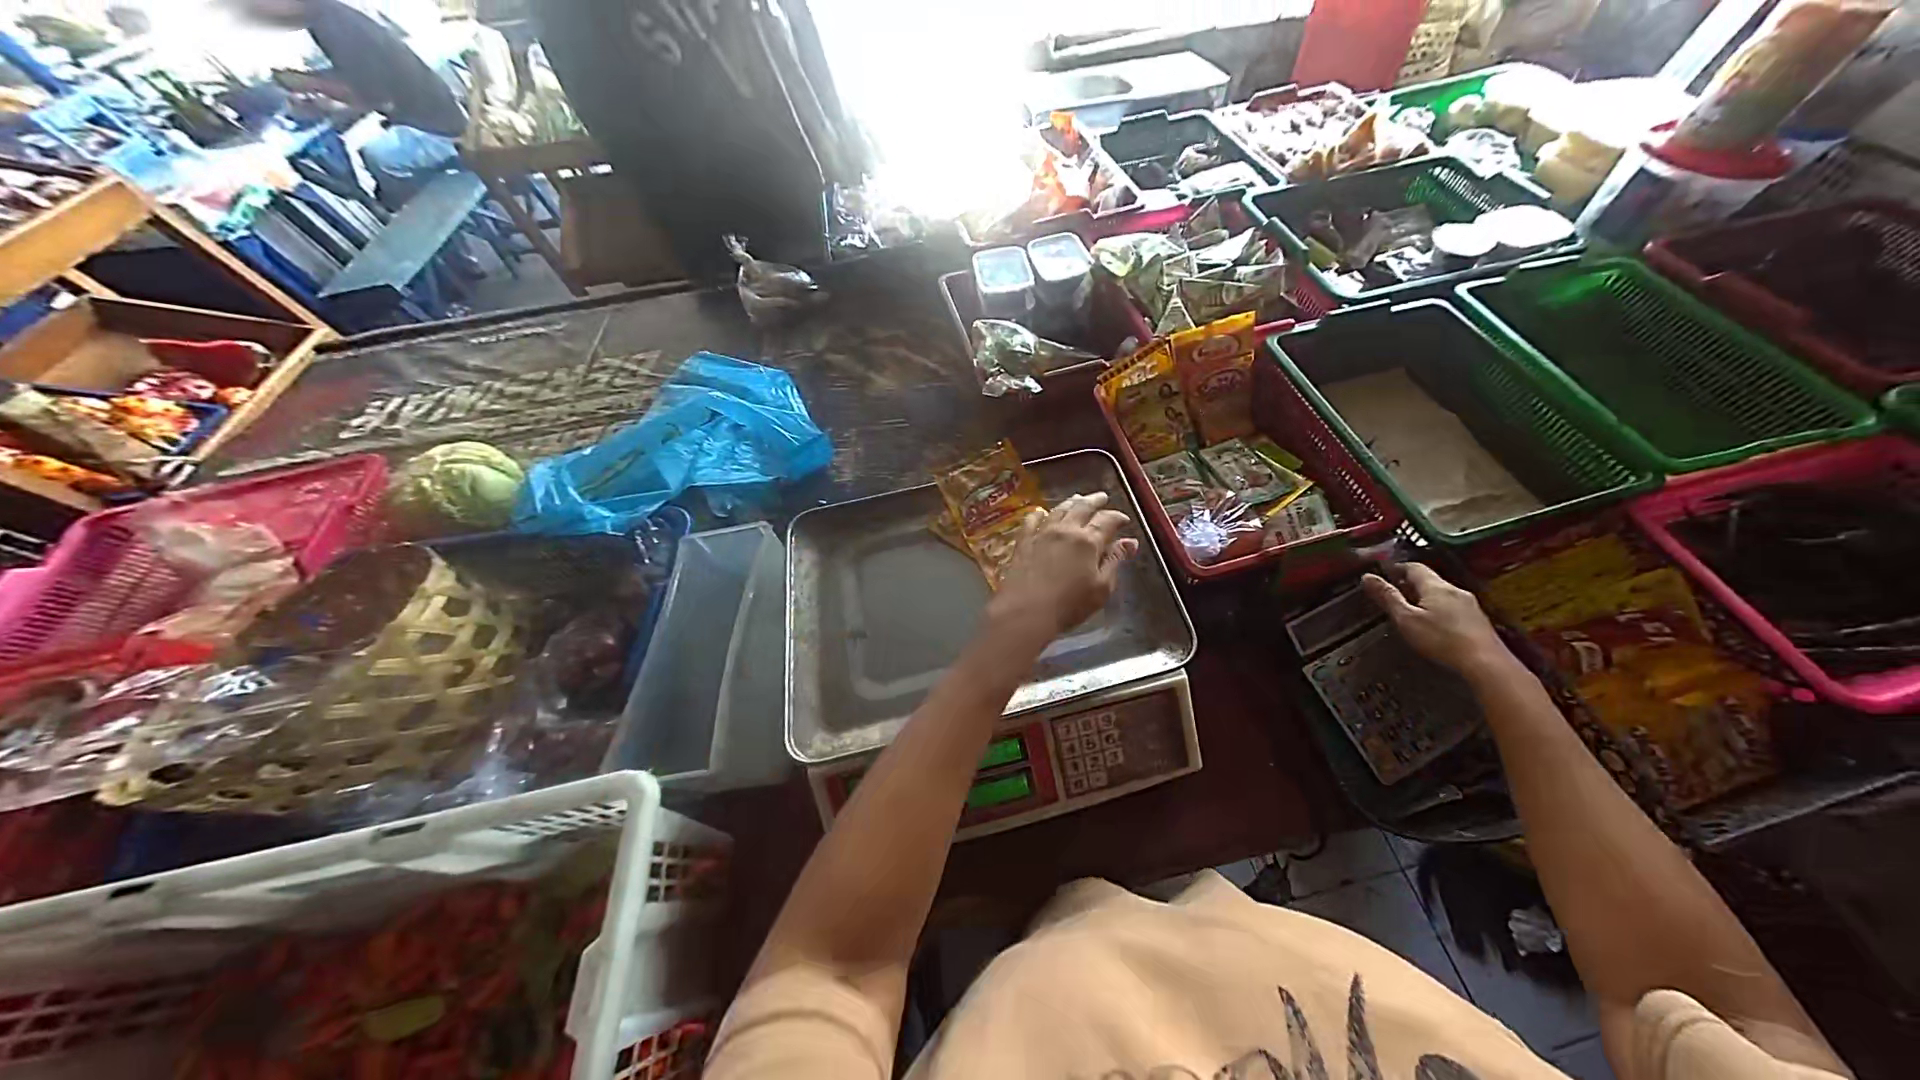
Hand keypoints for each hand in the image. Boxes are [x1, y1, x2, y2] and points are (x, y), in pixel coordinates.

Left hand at [988, 493, 1138, 643]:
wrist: (1025, 611)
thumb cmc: (1069, 605)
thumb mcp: (1101, 587)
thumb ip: (1115, 561)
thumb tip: (1129, 542)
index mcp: (1088, 541)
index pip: (1107, 521)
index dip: (1117, 518)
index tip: (1124, 520)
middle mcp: (1065, 530)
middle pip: (1082, 508)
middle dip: (1094, 501)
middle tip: (1102, 497)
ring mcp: (1042, 533)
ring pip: (1058, 510)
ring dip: (1070, 503)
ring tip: (1077, 499)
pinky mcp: (1023, 542)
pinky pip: (1031, 520)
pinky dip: (1039, 514)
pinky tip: (1041, 512)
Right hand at [1361, 562, 1513, 679]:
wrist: (1485, 663)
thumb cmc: (1442, 640)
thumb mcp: (1406, 619)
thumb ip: (1387, 597)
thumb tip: (1367, 577)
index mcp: (1436, 587)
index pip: (1413, 567)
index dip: (1397, 568)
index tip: (1384, 573)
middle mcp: (1455, 590)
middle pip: (1429, 579)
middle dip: (1409, 583)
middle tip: (1393, 591)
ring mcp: (1469, 605)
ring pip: (1441, 593)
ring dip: (1424, 596)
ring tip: (1409, 608)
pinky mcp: (1477, 620)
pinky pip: (1452, 606)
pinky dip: (1438, 608)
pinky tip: (1433, 623)